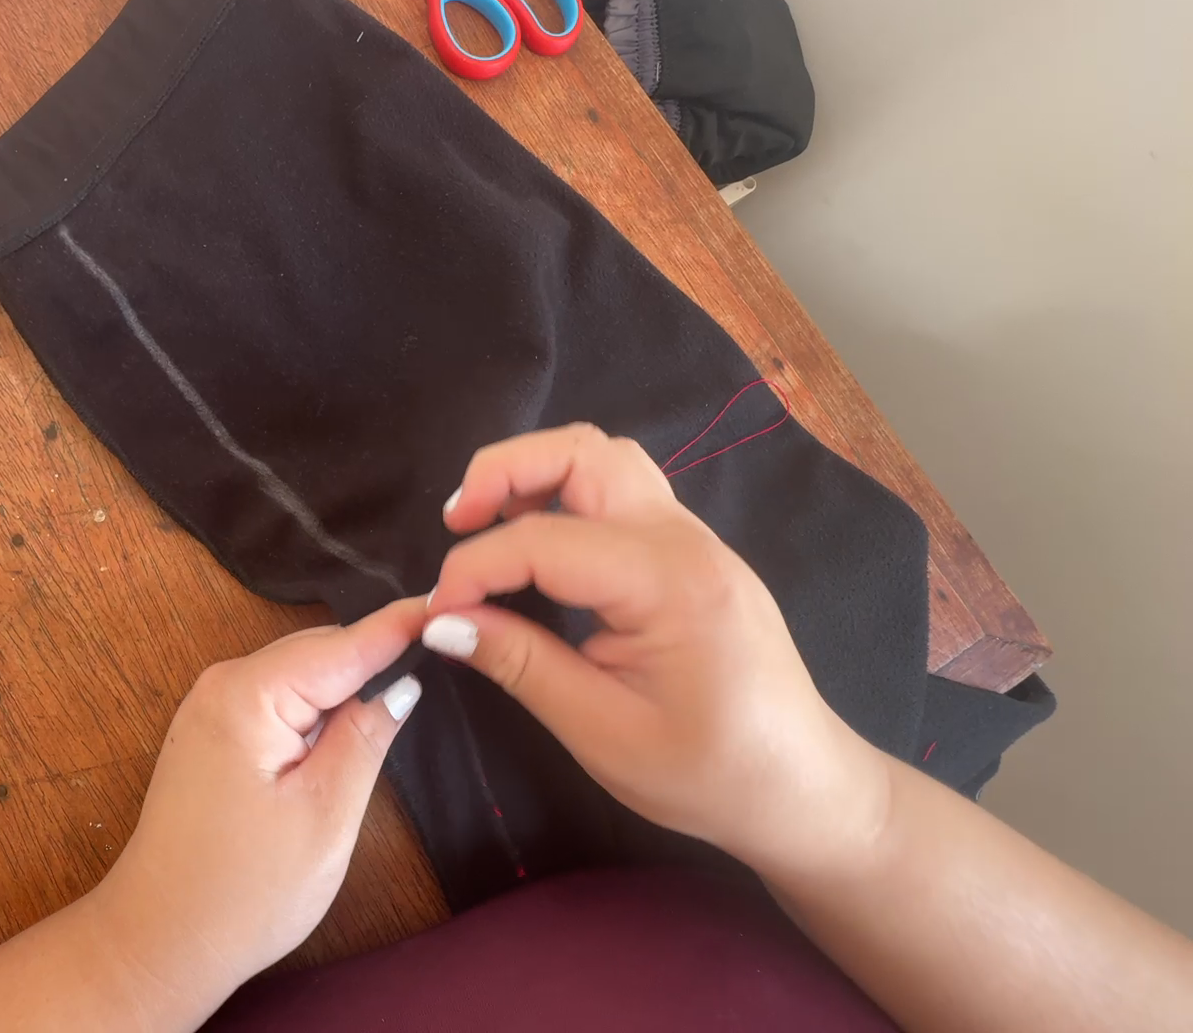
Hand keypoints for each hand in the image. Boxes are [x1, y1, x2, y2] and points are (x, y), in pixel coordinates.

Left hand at [90, 600, 426, 1010]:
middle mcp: (223, 682)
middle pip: (317, 653)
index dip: (398, 625)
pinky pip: (278, 699)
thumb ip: (365, 737)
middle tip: (442, 650)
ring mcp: (212, 704)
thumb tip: (402, 683)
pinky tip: (346, 724)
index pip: (341, 645)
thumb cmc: (244, 891)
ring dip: (346, 685)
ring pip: (299, 676)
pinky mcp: (214, 729)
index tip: (448, 604)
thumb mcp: (324, 815)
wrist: (158, 939)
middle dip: (375, 655)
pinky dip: (317, 707)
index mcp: (247, 694)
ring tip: (405, 684)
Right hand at [422, 424, 889, 873]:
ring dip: (531, 472)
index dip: (473, 567)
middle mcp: (682, 538)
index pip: (545, 541)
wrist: (804, 789)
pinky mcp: (682, 547)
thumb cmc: (707, 772)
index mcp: (668, 584)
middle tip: (456, 522)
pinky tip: (530, 536)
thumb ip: (518, 662)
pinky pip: (613, 487)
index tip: (438, 610)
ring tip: (484, 520)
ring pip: (599, 456)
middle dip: (501, 472)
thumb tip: (441, 622)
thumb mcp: (600, 731)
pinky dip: (557, 491)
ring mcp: (688, 535)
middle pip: (582, 453)